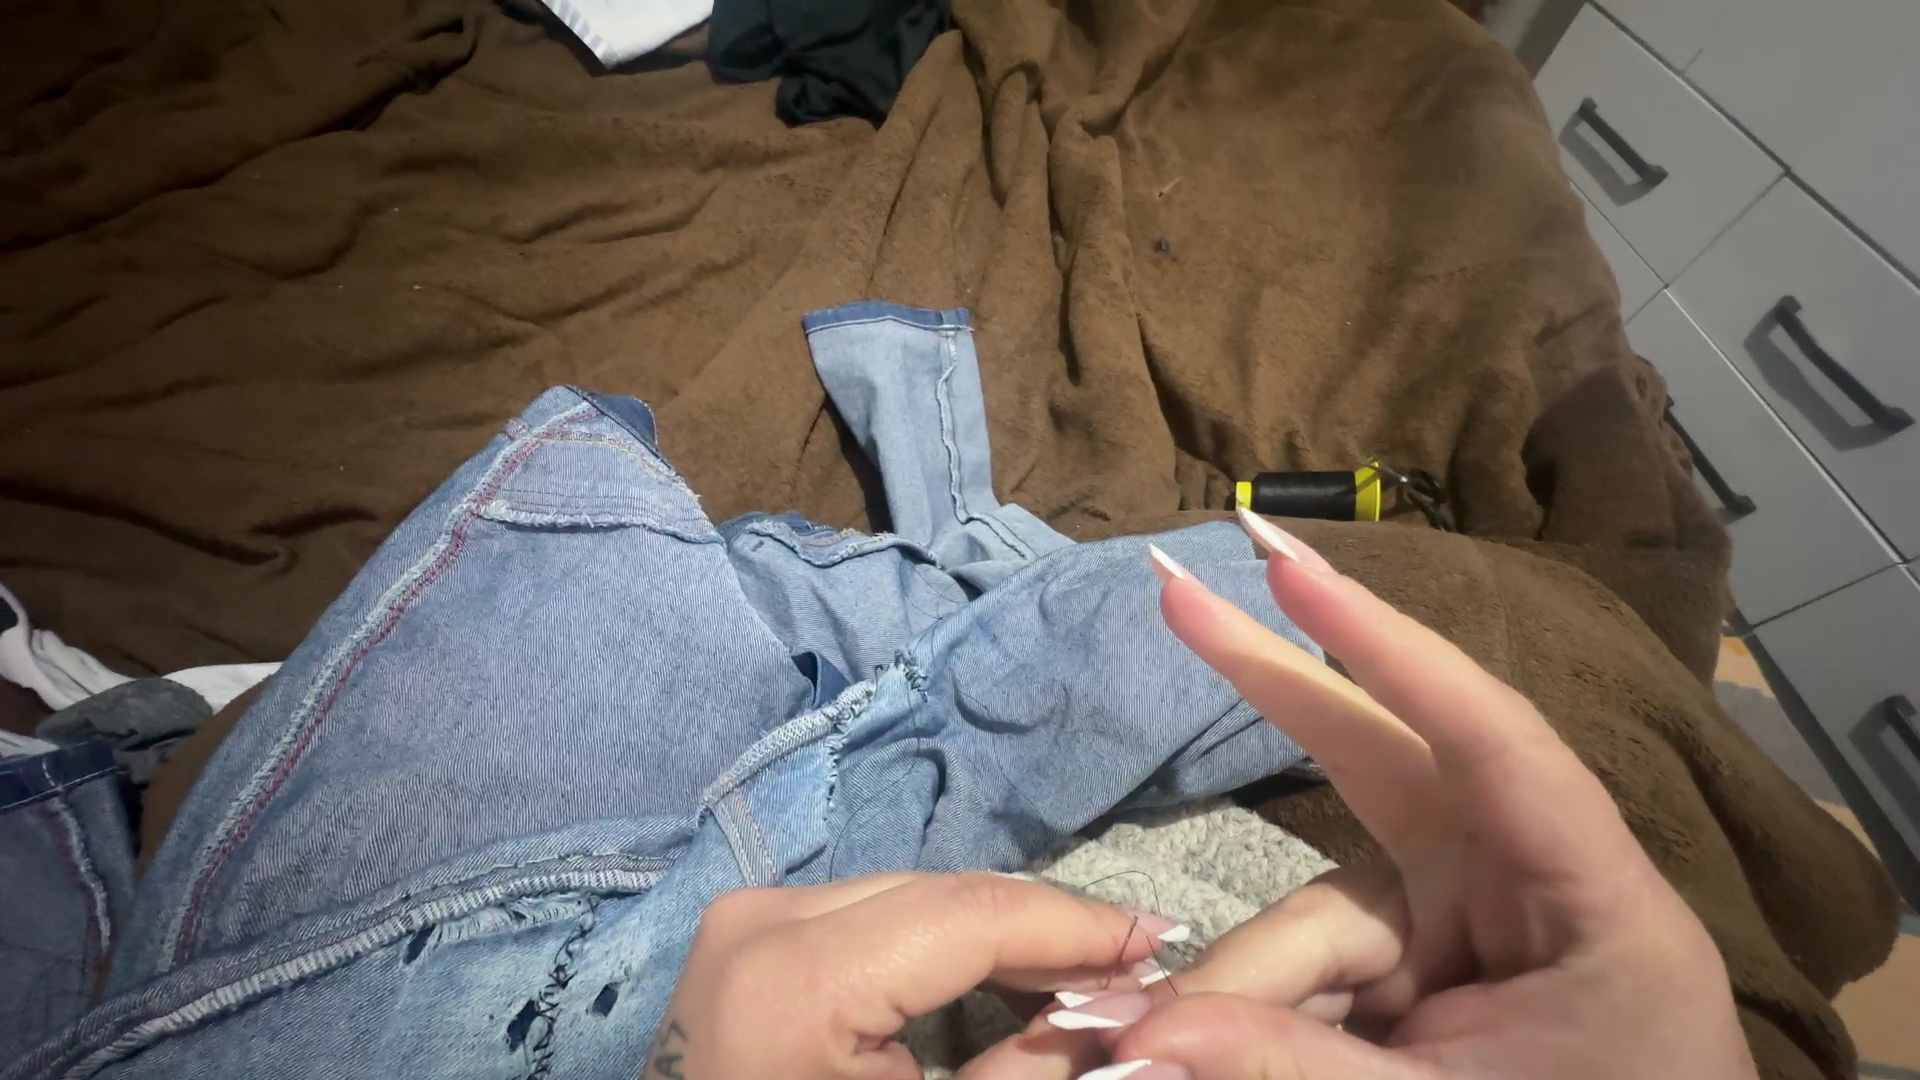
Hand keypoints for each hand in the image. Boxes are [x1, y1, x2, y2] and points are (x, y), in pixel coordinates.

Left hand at [643, 872, 1184, 1079]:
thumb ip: (1023, 1068)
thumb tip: (1122, 1008)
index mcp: (793, 979)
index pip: (964, 915)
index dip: (1070, 922)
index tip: (1155, 935)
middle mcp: (767, 916)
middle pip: (941, 896)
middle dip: (1043, 927)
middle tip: (1133, 959)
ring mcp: (753, 912)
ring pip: (912, 895)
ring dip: (998, 930)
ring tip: (1083, 964)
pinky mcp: (754, 924)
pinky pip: (873, 913)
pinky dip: (941, 936)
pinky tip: (1000, 963)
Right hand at [1042, 514, 1755, 1079]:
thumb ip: (1296, 1064)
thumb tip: (1139, 1032)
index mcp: (1592, 900)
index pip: (1484, 732)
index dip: (1377, 641)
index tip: (1281, 570)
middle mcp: (1515, 868)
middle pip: (1372, 743)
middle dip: (1266, 666)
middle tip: (1170, 585)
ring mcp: (1452, 897)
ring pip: (1315, 898)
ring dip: (1260, 979)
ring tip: (1185, 1057)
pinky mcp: (1407, 934)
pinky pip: (1312, 947)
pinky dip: (1272, 994)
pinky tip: (1244, 1050)